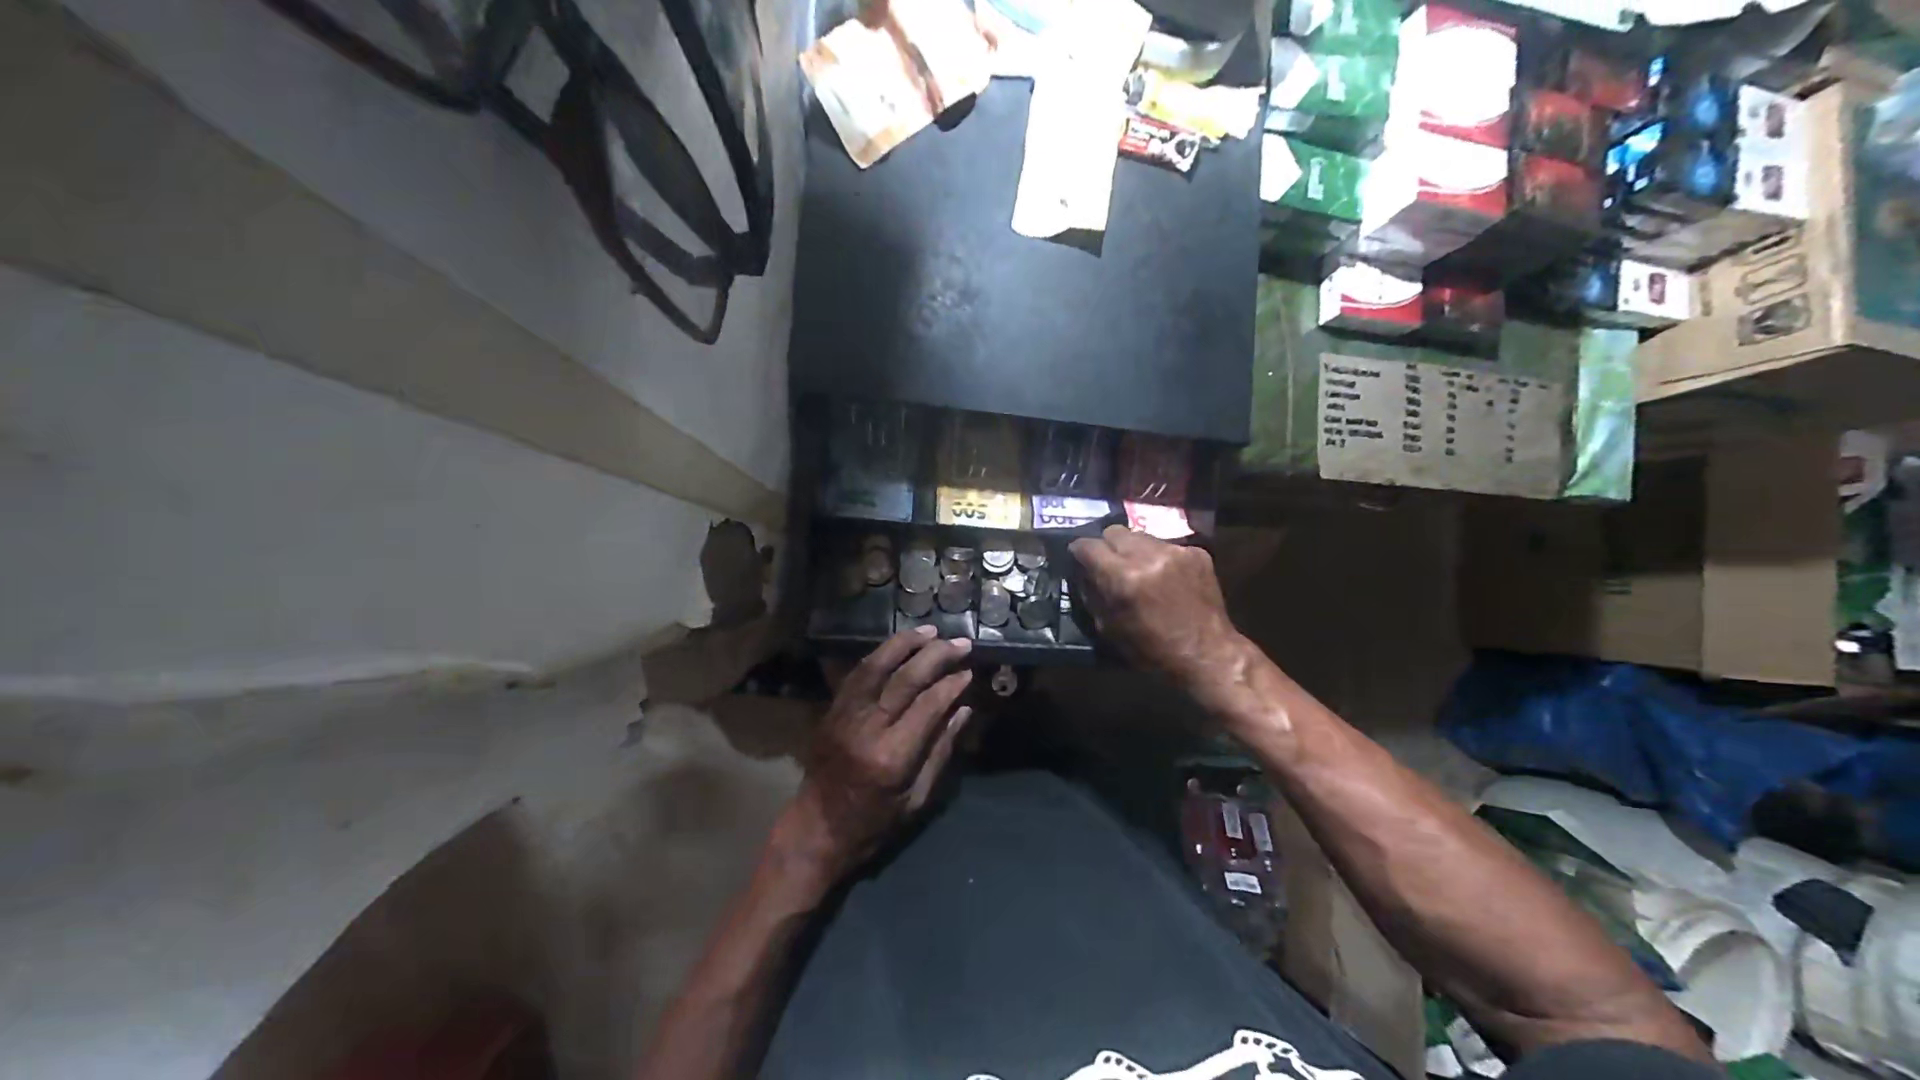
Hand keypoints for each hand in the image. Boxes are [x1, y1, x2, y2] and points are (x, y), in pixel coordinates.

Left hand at [781, 627, 974, 876]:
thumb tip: (963, 709)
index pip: (927, 705)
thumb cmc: (873, 824)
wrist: (816, 830)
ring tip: (929, 631)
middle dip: (935, 656)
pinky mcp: (830, 712)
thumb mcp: (917, 798)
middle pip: (904, 679)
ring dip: (903, 644)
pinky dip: (879, 656)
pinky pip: (856, 675)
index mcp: (891, 756)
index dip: (951, 685)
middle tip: (959, 643)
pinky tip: (897, 647)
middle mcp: (866, 729)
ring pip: (875, 667)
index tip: (969, 672)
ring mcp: (843, 716)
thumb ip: (941, 750)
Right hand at [1069, 526, 1242, 689]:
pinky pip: (1166, 545)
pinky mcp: (1197, 553)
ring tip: (1138, 569)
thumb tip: (1083, 573)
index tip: (1078, 557)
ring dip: (1133, 549)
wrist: (1207, 654)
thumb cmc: (1153, 650)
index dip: (1079, 550)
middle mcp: (1148, 556)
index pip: (1089, 545)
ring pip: (1141, 535)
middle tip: (1108, 563)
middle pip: (1114, 531)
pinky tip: (1165, 577)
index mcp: (1123, 578)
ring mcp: (1175, 551)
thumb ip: (1093, 594)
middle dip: (1106, 545)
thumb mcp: (1109, 629)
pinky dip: (1159, 557)